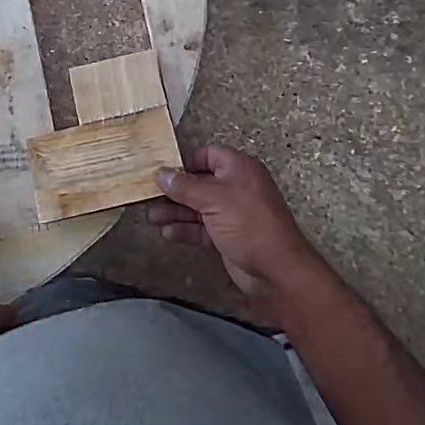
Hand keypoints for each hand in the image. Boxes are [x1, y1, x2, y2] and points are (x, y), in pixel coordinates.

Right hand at [147, 146, 335, 312]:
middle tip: (150, 197)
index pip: (208, 156)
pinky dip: (186, 229)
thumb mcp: (214, 198)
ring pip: (198, 208)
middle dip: (175, 191)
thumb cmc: (248, 222)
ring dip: (176, 212)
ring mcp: (231, 213)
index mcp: (238, 168)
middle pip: (200, 183)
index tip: (163, 172)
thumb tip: (162, 174)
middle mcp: (235, 187)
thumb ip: (185, 187)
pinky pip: (202, 228)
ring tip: (152, 217)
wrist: (275, 268)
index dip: (186, 163)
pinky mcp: (227, 236)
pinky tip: (168, 233)